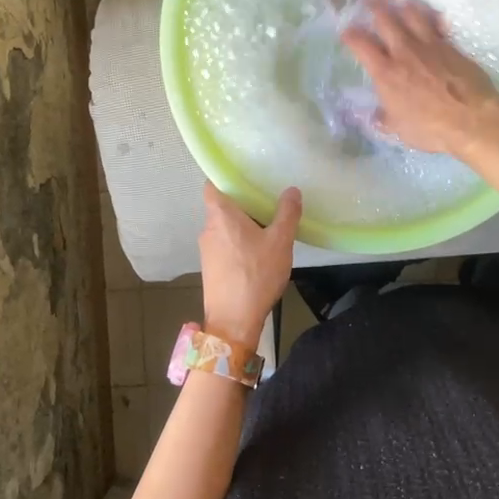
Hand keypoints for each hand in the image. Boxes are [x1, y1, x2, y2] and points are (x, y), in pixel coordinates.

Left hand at [199, 182, 300, 348]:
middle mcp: (208, 229)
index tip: (246, 178)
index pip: (212, 185)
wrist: (233, 321)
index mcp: (220, 215)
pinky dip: (239, 244)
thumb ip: (287, 214)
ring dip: (243, 226)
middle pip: (221, 207)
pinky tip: (258, 254)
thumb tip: (291, 191)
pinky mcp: (211, 268)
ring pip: (224, 228)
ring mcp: (207, 250)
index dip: (225, 178)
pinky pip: (225, 246)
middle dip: (243, 204)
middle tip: (267, 204)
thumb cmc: (256, 275)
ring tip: (268, 230)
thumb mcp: (280, 242)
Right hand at [340, 0, 498, 156]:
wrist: (472, 120)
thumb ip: (384, 119)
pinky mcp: (451, 46)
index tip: (346, 31)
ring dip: (402, 5)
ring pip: (413, 14)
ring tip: (398, 0)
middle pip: (385, 19)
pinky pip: (438, 24)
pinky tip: (431, 14)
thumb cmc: (430, 129)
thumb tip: (375, 116)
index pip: (360, 44)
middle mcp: (404, 52)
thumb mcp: (399, 130)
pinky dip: (432, 16)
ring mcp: (430, 45)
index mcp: (386, 73)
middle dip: (373, 6)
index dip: (350, 34)